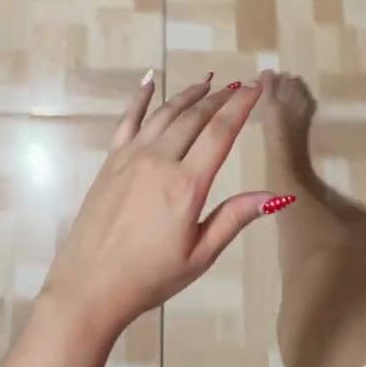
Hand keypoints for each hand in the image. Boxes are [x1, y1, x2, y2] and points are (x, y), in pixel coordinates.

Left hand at [37, 72, 289, 336]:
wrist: (90, 286)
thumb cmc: (150, 277)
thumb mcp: (200, 255)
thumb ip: (234, 218)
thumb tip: (275, 196)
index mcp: (186, 184)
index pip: (221, 132)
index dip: (241, 105)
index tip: (256, 87)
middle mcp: (159, 160)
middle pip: (195, 117)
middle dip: (220, 97)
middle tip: (239, 84)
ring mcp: (131, 156)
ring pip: (165, 113)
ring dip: (189, 94)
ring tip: (208, 82)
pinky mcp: (111, 159)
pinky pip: (128, 119)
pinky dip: (141, 97)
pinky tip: (150, 80)